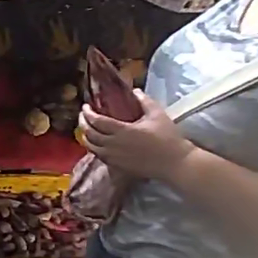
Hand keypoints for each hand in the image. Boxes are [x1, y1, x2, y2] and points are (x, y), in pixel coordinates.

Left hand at [78, 91, 195, 182]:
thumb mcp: (157, 115)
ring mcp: (113, 157)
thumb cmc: (168, 137)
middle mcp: (112, 145)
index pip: (97, 121)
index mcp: (121, 130)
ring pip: (90, 146)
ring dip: (85, 136)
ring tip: (86, 129)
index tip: (85, 106)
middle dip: (83, 123)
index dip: (88, 113)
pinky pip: (98, 155)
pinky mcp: (116, 166)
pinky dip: (93, 147)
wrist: (175, 163)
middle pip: (89, 133)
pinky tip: (96, 143)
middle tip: (83, 116)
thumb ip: (144, 101)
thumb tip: (135, 91)